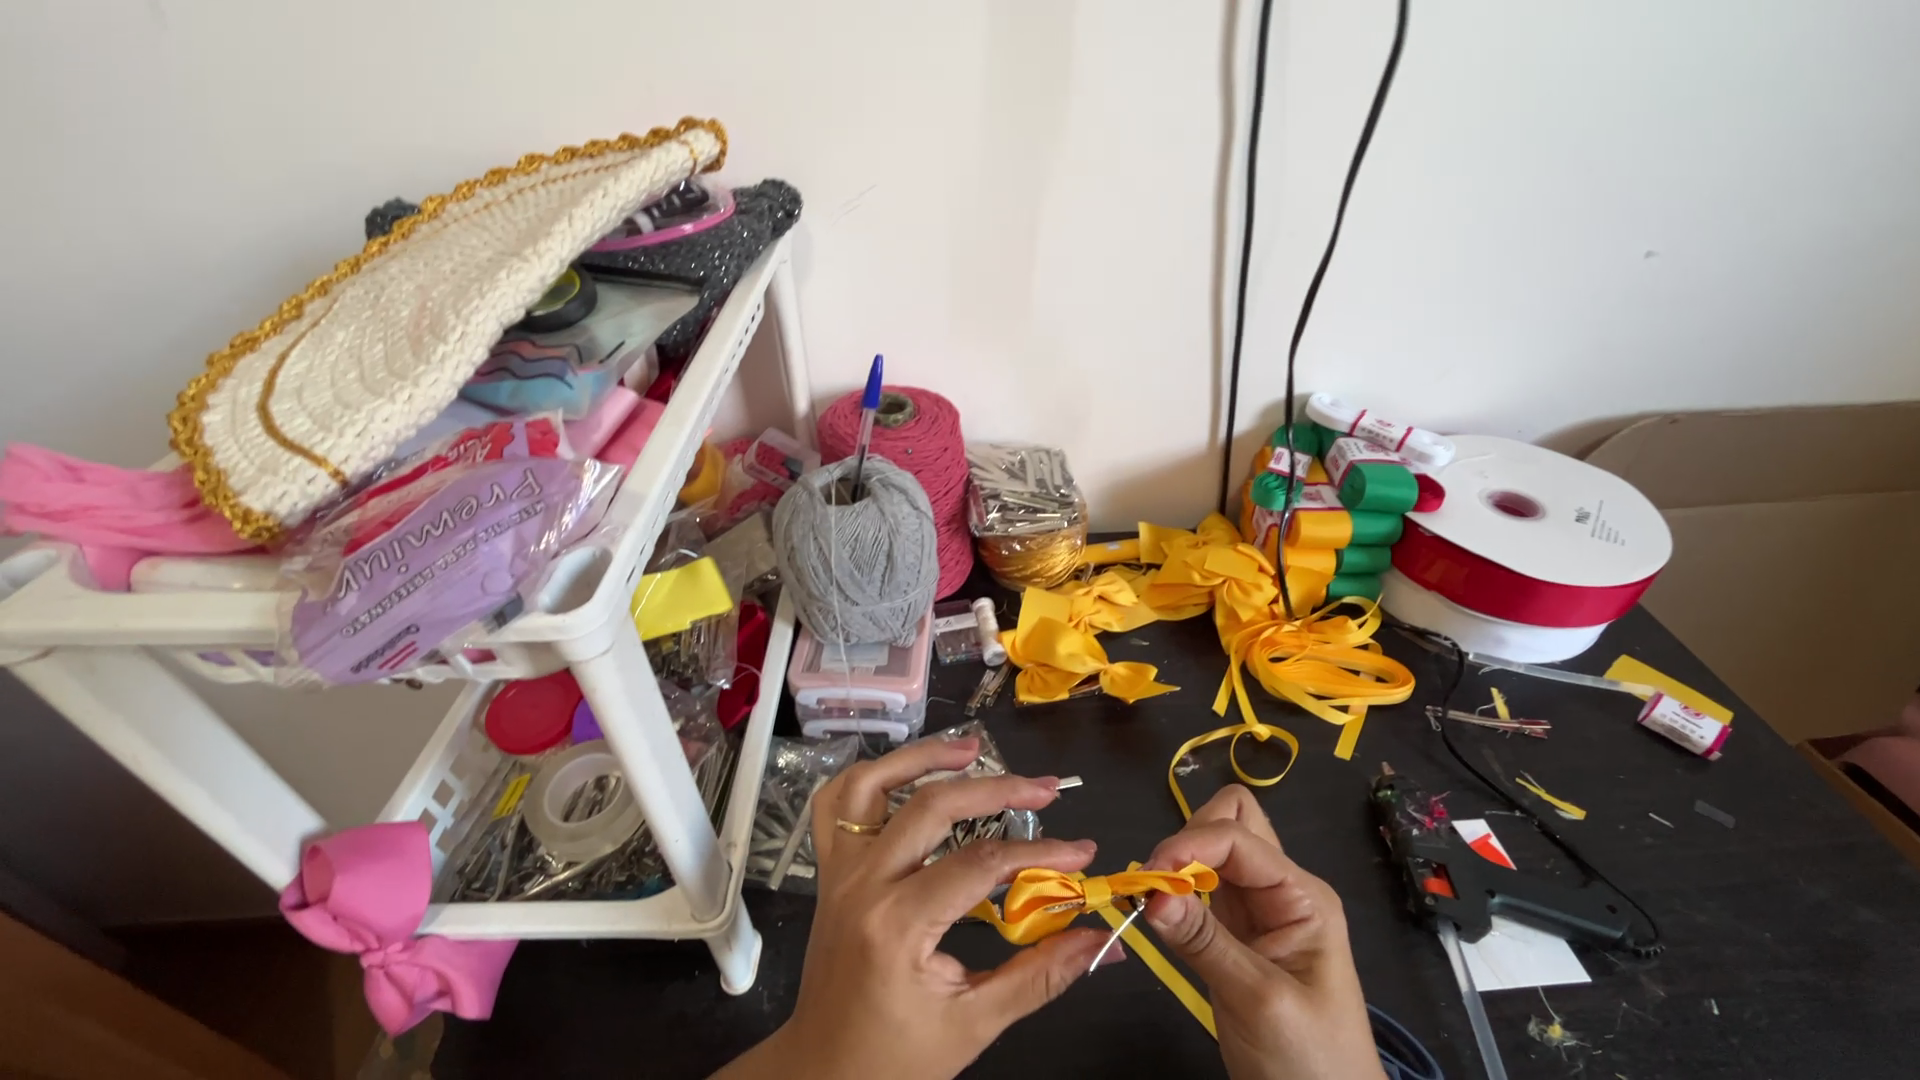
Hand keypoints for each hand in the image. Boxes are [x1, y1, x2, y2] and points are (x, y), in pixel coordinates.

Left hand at [717, 736, 1114, 1079]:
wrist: (821, 1074)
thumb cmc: (897, 1057)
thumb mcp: (974, 1024)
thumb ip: (1040, 977)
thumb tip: (1104, 944)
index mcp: (898, 925)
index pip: (981, 865)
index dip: (1039, 853)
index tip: (1083, 852)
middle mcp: (863, 883)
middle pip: (932, 807)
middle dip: (997, 789)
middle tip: (1047, 787)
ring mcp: (839, 871)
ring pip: (871, 785)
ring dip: (922, 757)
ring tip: (972, 747)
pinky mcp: (829, 870)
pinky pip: (835, 804)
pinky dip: (869, 777)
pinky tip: (905, 772)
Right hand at [1142, 785, 1382, 1079]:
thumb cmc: (1311, 1061)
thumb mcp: (1257, 1001)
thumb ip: (1203, 941)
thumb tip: (1149, 893)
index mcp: (1301, 894)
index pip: (1237, 837)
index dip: (1189, 845)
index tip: (1147, 878)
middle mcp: (1279, 888)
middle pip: (1230, 822)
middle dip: (1187, 839)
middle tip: (1158, 883)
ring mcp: (1256, 907)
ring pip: (1211, 847)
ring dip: (1179, 860)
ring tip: (1154, 899)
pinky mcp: (1233, 929)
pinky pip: (1201, 884)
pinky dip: (1176, 886)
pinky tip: (1162, 910)